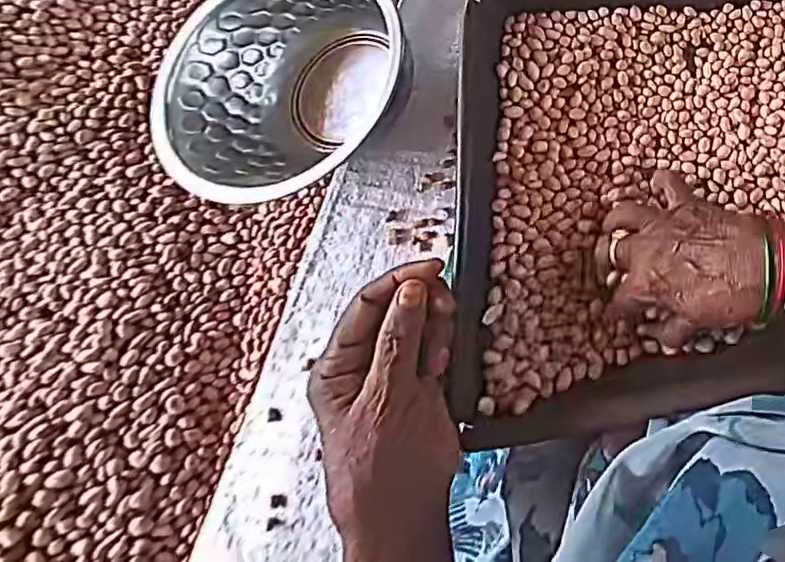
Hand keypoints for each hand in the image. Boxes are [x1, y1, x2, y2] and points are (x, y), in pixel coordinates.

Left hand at [309, 259, 457, 561]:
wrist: (405, 516)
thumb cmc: (378, 474)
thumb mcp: (385, 401)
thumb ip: (398, 342)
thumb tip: (409, 291)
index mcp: (338, 366)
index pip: (367, 304)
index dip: (399, 279)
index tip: (431, 268)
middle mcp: (365, 362)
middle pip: (397, 306)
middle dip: (423, 301)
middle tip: (443, 305)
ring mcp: (395, 369)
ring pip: (421, 320)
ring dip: (437, 324)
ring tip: (439, 352)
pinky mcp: (422, 378)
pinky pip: (437, 341)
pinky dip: (446, 342)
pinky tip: (443, 362)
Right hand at [597, 170, 768, 346]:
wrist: (766, 265)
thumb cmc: (733, 296)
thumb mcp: (698, 322)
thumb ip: (672, 328)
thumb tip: (661, 332)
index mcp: (647, 282)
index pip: (620, 299)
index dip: (617, 309)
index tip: (619, 313)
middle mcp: (648, 247)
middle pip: (615, 252)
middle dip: (611, 263)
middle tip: (616, 270)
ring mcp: (665, 221)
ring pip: (624, 212)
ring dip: (617, 220)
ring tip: (616, 226)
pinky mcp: (687, 203)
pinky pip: (666, 182)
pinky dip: (659, 182)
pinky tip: (655, 185)